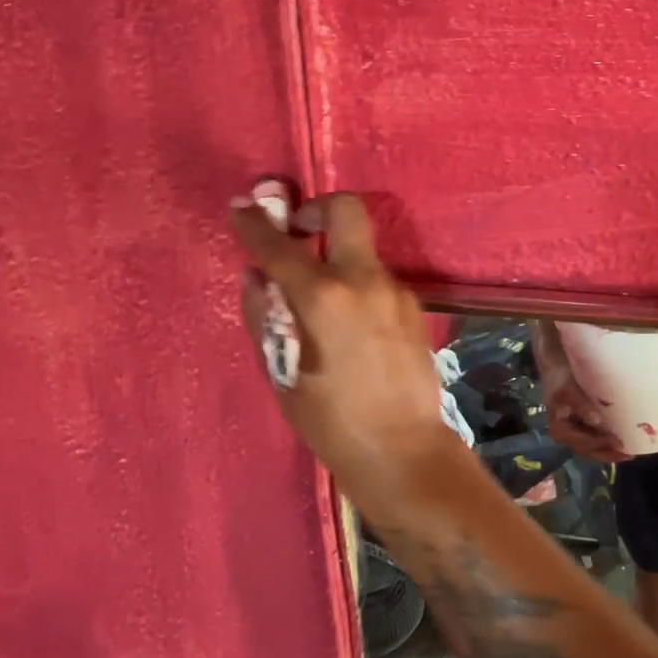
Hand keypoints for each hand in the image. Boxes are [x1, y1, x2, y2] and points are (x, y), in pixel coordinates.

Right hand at [229, 190, 453, 502]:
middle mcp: (366, 281)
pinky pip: (377, 280)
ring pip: (363, 250)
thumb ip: (266, 318)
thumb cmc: (333, 422)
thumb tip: (257, 277)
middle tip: (297, 231)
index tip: (242, 208)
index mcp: (325, 299)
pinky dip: (356, 285)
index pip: (281, 247)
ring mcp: (397, 291)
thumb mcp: (284, 375)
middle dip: (318, 208)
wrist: (405, 450)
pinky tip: (347, 324)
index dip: (256, 225)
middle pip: (347, 210)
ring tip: (317, 299)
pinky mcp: (415, 307)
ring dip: (337, 256)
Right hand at [532, 321, 632, 463]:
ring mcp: (572, 428)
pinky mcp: (579, 420)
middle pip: (589, 450)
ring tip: (628, 449)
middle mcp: (566, 433)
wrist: (554, 361)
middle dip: (608, 453)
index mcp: (561, 429)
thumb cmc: (560, 375)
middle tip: (630, 454)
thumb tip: (598, 422)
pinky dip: (605, 437)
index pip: (584, 444)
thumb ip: (581, 406)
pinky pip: (594, 434)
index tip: (620, 445)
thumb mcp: (567, 390)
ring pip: (592, 445)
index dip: (602, 446)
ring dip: (608, 448)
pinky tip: (618, 435)